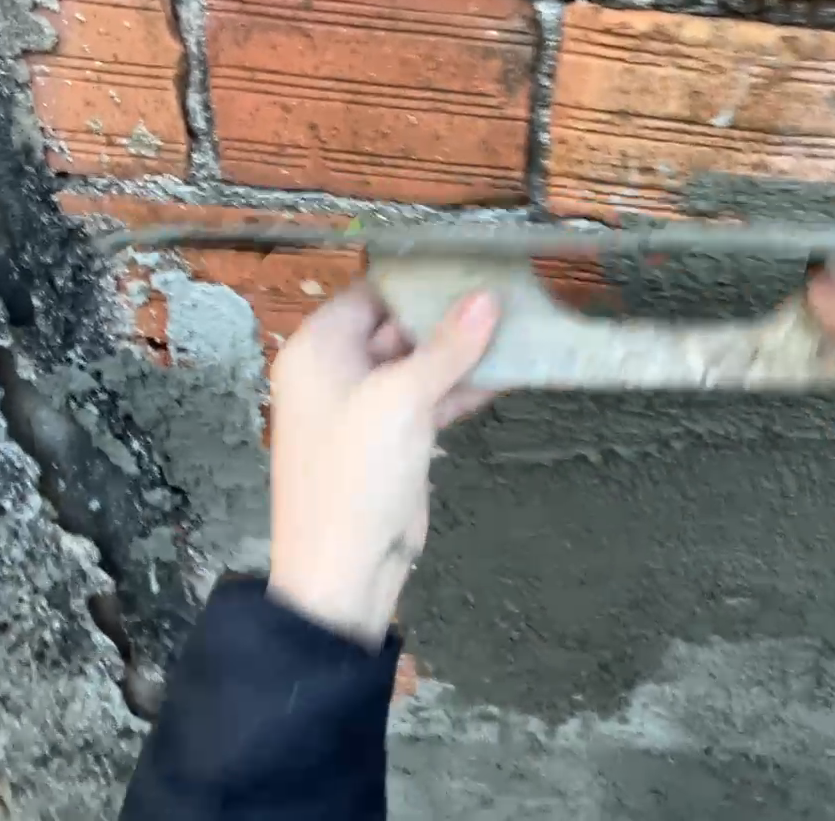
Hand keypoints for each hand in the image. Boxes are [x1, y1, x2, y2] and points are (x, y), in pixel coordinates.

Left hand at [265, 285, 498, 647]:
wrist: (346, 570)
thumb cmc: (355, 475)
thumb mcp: (402, 400)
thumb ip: (448, 347)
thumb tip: (488, 299)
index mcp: (320, 350)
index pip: (372, 293)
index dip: (419, 280)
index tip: (469, 265)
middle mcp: (340, 370)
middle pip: (401, 326)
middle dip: (450, 315)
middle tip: (504, 293)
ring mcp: (369, 405)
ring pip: (422, 363)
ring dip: (463, 352)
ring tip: (515, 328)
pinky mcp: (396, 435)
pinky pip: (432, 397)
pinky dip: (463, 387)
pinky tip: (506, 373)